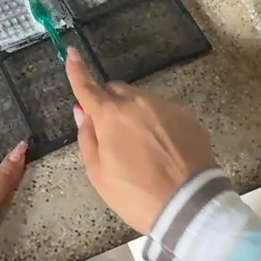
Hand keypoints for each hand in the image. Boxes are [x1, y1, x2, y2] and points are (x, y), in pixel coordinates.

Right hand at [66, 48, 216, 233]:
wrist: (189, 206)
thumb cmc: (136, 194)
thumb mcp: (99, 174)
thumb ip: (87, 138)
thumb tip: (82, 112)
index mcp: (110, 116)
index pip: (87, 87)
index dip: (76, 70)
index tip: (71, 53)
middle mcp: (137, 103)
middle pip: (115, 91)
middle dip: (108, 104)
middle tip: (110, 132)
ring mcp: (164, 107)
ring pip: (140, 101)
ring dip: (133, 114)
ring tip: (141, 148)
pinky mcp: (186, 117)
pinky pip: (162, 112)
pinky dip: (155, 123)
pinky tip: (161, 150)